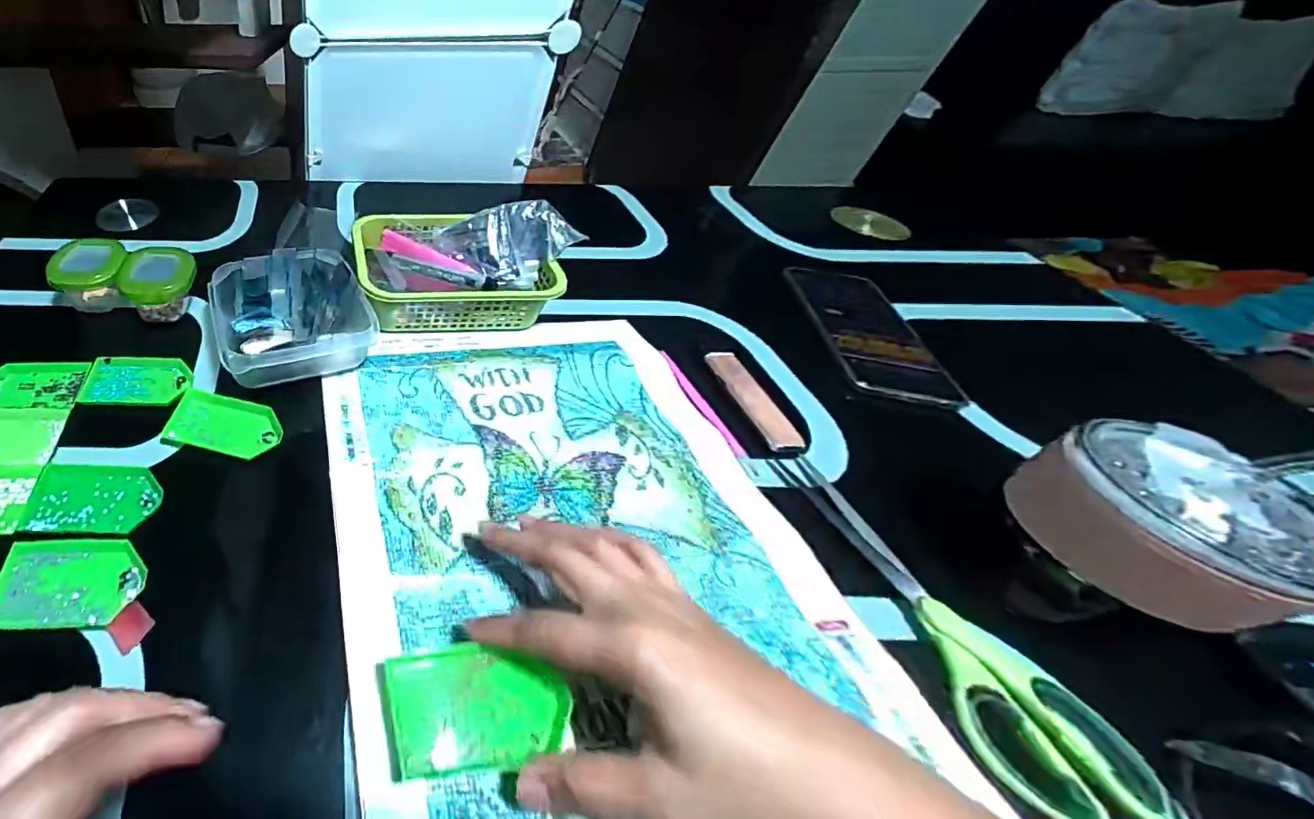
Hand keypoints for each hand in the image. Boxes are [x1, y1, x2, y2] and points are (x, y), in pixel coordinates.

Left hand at [0, 688, 221, 818]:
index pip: (81, 766)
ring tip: (153, 709)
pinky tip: (77, 714)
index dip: (155, 740)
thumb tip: (141, 813)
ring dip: (104, 700)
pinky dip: (54, 708)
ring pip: (31, 709)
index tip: (211, 734)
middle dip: (142, 708)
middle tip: (197, 715)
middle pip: (63, 718)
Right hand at [467, 518, 986, 818]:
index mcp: (630, 645)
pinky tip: (606, 550)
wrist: (847, 785)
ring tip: (534, 523)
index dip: (503, 628)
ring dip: (567, 530)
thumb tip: (518, 784)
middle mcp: (647, 608)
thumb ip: (585, 785)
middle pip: (574, 559)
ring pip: (609, 546)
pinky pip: (642, 556)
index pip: (547, 629)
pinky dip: (610, 540)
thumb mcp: (662, 800)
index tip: (465, 626)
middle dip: (525, 542)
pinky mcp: (699, 613)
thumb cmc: (750, 793)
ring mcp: (677, 604)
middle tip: (484, 528)